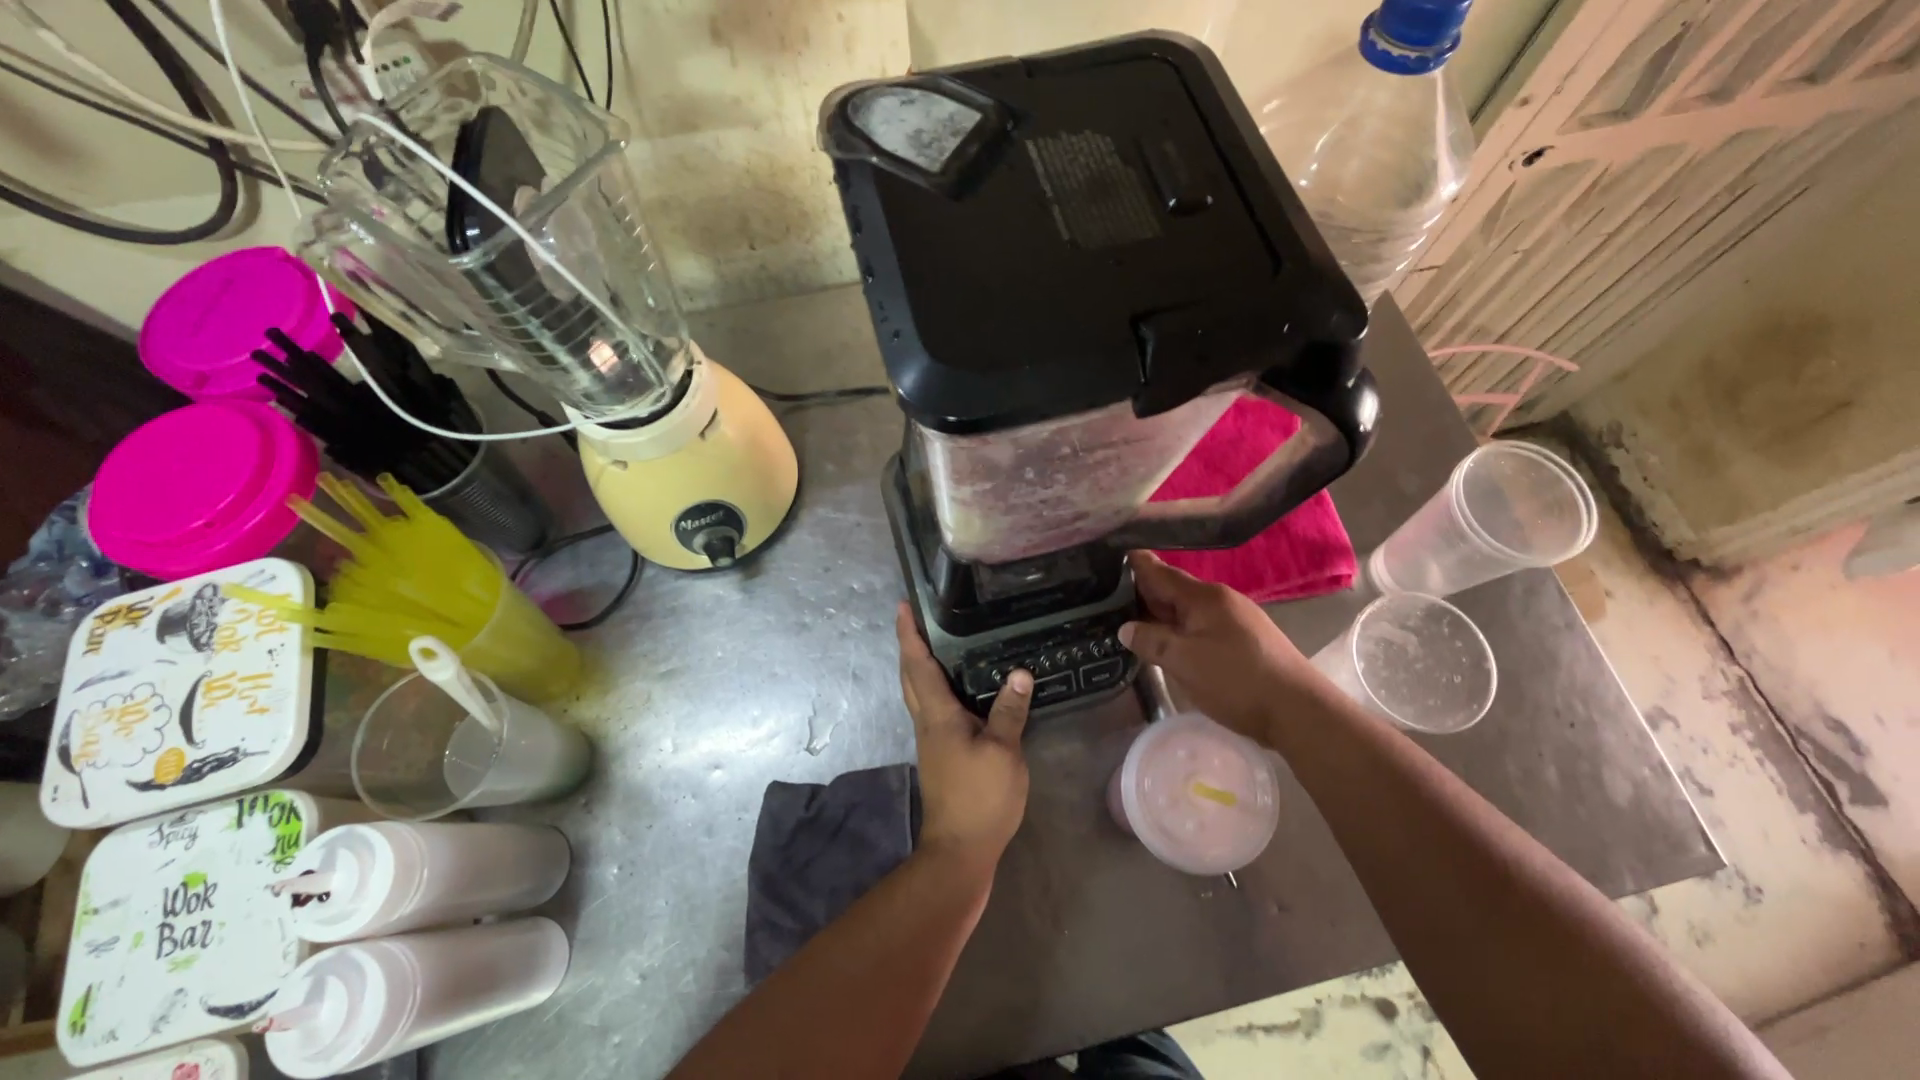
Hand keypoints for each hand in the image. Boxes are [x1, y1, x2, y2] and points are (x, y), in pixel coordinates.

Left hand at [895, 604, 1030, 867]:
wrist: (961, 848)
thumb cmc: (980, 797)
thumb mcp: (1003, 752)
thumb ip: (1008, 712)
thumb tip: (1019, 673)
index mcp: (937, 716)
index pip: (919, 665)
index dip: (910, 635)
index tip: (902, 606)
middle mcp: (927, 723)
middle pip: (911, 677)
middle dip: (910, 646)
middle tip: (916, 619)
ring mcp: (932, 741)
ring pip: (919, 694)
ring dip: (920, 667)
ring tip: (936, 644)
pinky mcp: (942, 755)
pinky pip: (933, 709)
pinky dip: (937, 689)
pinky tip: (959, 690)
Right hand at [1118, 551, 1323, 742]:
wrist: (1297, 710)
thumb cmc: (1236, 680)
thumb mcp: (1183, 661)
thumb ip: (1151, 641)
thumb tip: (1125, 627)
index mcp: (1203, 596)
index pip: (1159, 571)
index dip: (1133, 564)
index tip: (1104, 557)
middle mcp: (1220, 599)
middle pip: (1172, 590)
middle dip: (1141, 593)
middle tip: (1105, 598)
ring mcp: (1235, 619)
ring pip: (1187, 610)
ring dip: (1160, 615)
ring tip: (1128, 621)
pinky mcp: (1243, 640)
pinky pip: (1201, 626)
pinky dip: (1179, 629)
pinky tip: (1167, 643)